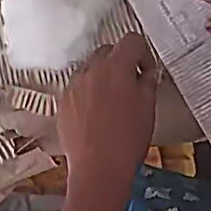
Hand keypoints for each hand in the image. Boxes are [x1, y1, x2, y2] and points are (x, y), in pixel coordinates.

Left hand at [59, 34, 158, 190]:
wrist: (98, 169)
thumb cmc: (127, 141)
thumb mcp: (147, 109)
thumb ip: (148, 84)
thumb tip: (147, 74)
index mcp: (116, 66)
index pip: (132, 41)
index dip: (143, 54)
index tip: (147, 71)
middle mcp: (91, 70)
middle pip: (107, 52)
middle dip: (120, 63)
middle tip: (131, 85)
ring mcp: (73, 86)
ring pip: (90, 71)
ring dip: (102, 79)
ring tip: (112, 104)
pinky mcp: (63, 103)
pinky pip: (78, 89)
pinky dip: (88, 95)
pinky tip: (96, 117)